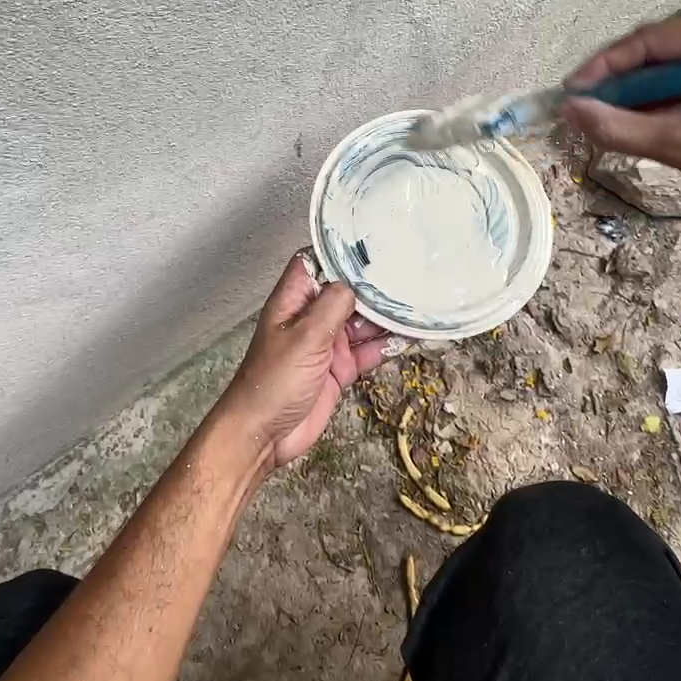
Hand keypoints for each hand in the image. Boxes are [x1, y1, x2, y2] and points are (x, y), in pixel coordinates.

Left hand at [211, 252, 396, 469]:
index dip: (339, 252)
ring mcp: (327, 344)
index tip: (370, 244)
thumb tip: (354, 284)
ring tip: (416, 303)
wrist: (264, 436)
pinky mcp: (340, 368)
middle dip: (373, 285)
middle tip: (407, 273)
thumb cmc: (271, 383)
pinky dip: (387, 344)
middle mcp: (311, 318)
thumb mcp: (304, 337)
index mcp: (294, 301)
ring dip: (386, 316)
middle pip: (347, 291)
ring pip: (362, 322)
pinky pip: (368, 351)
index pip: (315, 262)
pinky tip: (409, 337)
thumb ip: (332, 306)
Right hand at [561, 10, 680, 259]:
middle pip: (668, 48)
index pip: (654, 39)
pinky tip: (653, 118)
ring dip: (648, 91)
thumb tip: (568, 110)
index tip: (572, 90)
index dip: (606, 64)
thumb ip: (618, 126)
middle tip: (590, 107)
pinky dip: (675, 96)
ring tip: (615, 118)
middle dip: (625, 80)